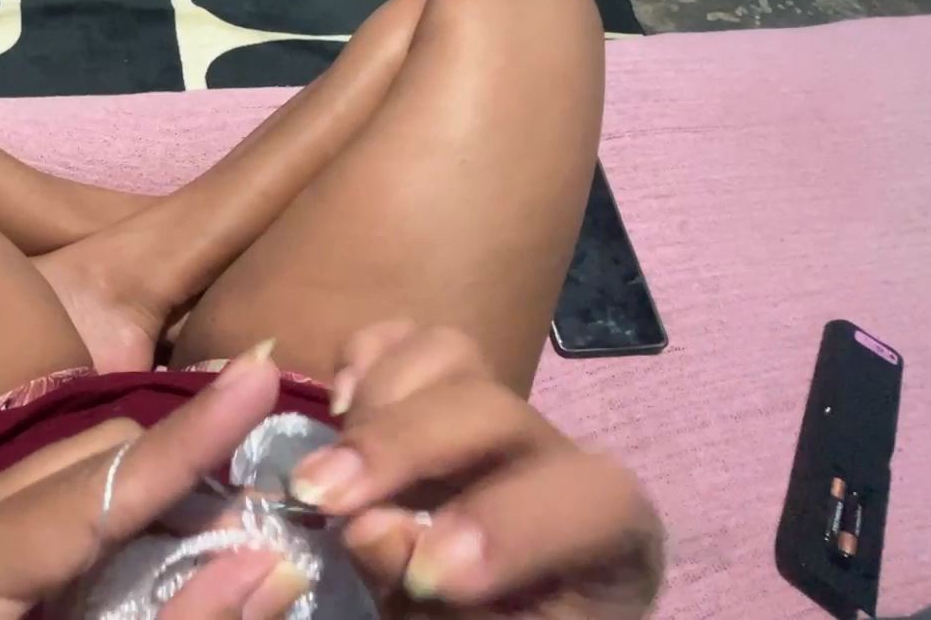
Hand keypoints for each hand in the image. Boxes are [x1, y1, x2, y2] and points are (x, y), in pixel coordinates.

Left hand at [0, 346, 313, 619]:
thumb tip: (273, 563)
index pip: (97, 488)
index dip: (187, 439)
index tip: (258, 377)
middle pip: (104, 453)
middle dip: (189, 472)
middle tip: (260, 522)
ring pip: (96, 455)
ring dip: (165, 487)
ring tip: (218, 538)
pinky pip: (77, 478)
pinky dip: (133, 502)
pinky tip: (164, 539)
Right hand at [291, 321, 663, 617]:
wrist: (451, 606)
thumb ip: (445, 612)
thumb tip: (370, 529)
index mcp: (609, 530)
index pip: (589, 499)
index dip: (509, 528)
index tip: (425, 573)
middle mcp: (550, 447)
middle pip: (490, 407)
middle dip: (400, 449)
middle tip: (321, 497)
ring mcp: (487, 398)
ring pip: (446, 352)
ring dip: (375, 402)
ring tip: (332, 468)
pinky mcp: (430, 379)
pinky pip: (395, 337)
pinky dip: (358, 361)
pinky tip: (338, 411)